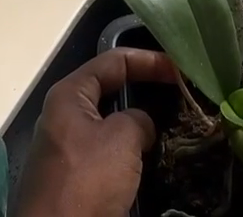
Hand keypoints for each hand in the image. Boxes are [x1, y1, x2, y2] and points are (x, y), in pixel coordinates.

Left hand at [13, 48, 176, 216]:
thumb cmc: (87, 181)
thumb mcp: (122, 138)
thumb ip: (138, 120)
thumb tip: (142, 126)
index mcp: (69, 95)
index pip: (114, 61)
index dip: (149, 60)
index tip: (180, 69)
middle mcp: (63, 117)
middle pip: (110, 91)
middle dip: (144, 92)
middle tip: (177, 95)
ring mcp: (66, 151)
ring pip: (110, 126)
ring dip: (138, 127)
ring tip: (169, 126)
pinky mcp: (72, 182)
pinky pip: (106, 156)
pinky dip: (128, 154)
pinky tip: (148, 159)